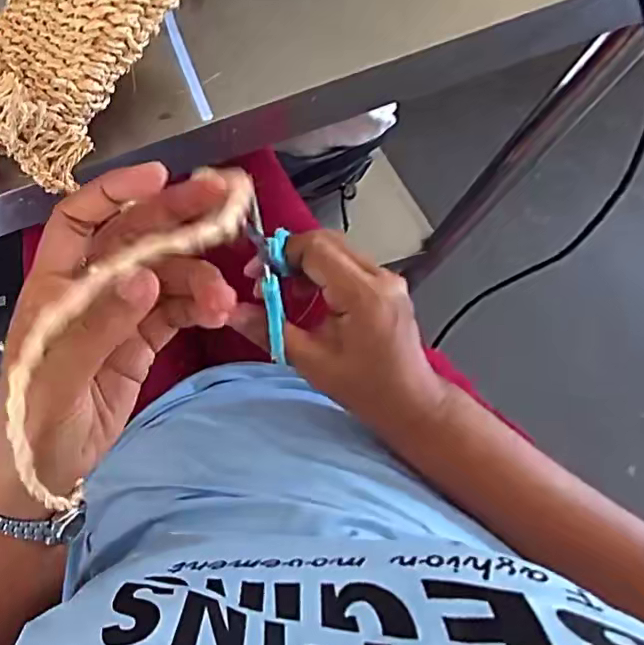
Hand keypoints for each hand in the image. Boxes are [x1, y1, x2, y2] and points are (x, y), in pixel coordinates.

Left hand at [0, 164, 239, 516]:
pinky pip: (175, 311)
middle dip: (176, 216)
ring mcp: (117, 316)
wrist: (40, 479)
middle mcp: (87, 290)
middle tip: (225, 201)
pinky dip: (199, 304)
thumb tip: (144, 276)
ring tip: (223, 295)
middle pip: (133, 237)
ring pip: (163, 275)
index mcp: (54, 284)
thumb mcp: (57, 375)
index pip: (80, 219)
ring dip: (197, 275)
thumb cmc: (31, 423)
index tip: (160, 176)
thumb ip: (99, 325)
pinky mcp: (140, 344)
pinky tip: (221, 308)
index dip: (115, 191)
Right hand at [228, 231, 456, 436]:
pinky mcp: (385, 285)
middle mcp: (380, 278)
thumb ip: (269, 329)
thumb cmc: (364, 387)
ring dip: (301, 263)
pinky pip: (345, 262)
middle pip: (325, 241)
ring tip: (281, 292)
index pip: (315, 248)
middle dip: (287, 256)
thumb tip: (231, 311)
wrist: (412, 403)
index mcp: (363, 294)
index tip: (255, 275)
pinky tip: (304, 297)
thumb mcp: (309, 361)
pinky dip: (318, 271)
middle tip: (263, 282)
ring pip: (334, 249)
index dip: (279, 254)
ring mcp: (387, 279)